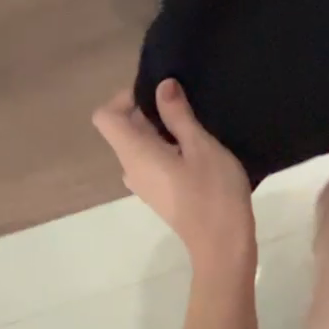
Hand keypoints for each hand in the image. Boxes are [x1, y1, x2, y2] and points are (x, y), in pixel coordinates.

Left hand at [93, 80, 256, 272]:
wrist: (222, 242)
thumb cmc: (213, 190)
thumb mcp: (201, 146)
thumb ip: (179, 116)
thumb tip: (162, 86)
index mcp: (135, 154)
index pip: (106, 116)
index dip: (126, 97)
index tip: (160, 92)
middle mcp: (131, 168)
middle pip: (124, 129)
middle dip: (150, 109)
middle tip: (188, 102)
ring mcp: (144, 183)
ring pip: (141, 144)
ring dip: (163, 128)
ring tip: (198, 124)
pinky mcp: (159, 192)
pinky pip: (153, 159)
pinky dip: (169, 146)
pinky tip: (200, 149)